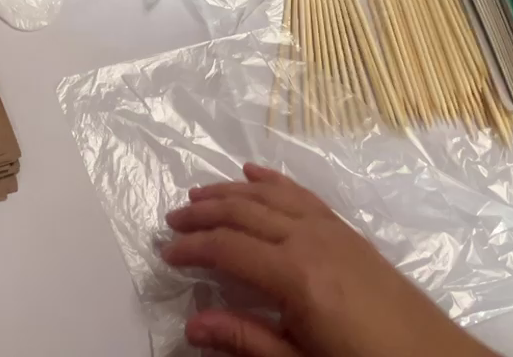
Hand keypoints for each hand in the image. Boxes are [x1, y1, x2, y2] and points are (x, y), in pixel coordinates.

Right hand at [162, 164, 499, 356]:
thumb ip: (246, 340)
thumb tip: (191, 324)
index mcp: (295, 275)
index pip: (227, 248)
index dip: (191, 248)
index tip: (165, 254)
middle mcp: (308, 239)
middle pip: (241, 212)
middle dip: (202, 214)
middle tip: (172, 220)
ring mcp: (330, 228)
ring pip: (266, 195)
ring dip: (229, 191)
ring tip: (198, 194)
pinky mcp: (346, 229)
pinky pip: (300, 192)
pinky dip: (271, 179)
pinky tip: (252, 172)